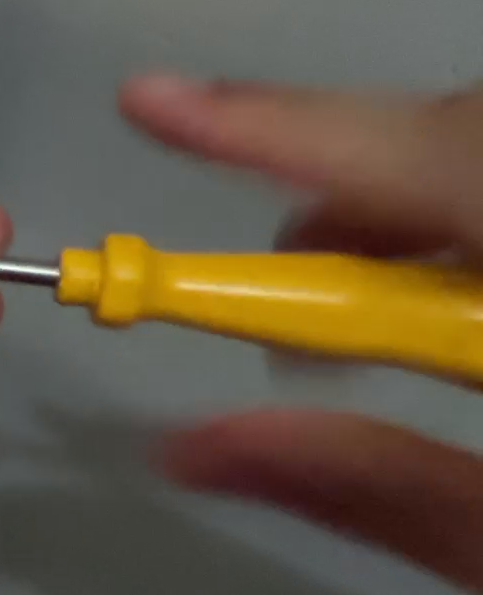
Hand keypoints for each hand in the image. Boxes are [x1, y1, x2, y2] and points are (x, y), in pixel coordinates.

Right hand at [120, 75, 482, 589]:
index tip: (144, 100)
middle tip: (286, 258)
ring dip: (423, 186)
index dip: (276, 130)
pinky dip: (474, 191)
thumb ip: (397, 494)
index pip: (441, 168)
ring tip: (379, 279)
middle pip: (481, 132)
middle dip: (352, 180)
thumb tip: (188, 452)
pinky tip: (469, 274)